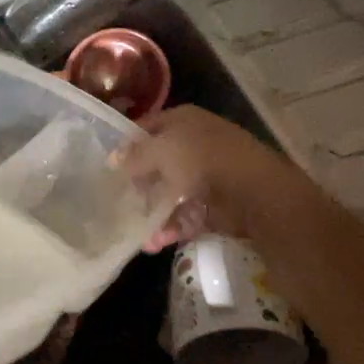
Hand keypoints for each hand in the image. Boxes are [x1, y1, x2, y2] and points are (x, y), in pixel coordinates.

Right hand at [120, 106, 320, 250]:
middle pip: (158, 164)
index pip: (146, 128)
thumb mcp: (160, 151)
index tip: (107, 168)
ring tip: (138, 234)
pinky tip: (155, 242)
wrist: (256, 193)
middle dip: (139, 186)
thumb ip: (134, 156)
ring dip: (153, 214)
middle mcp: (195, 144)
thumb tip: (113, 160)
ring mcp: (207, 176)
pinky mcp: (216, 205)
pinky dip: (172, 227)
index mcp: (183, 121)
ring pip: (171, 193)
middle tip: (118, 203)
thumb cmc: (203, 160)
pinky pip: (187, 215)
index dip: (126, 146)